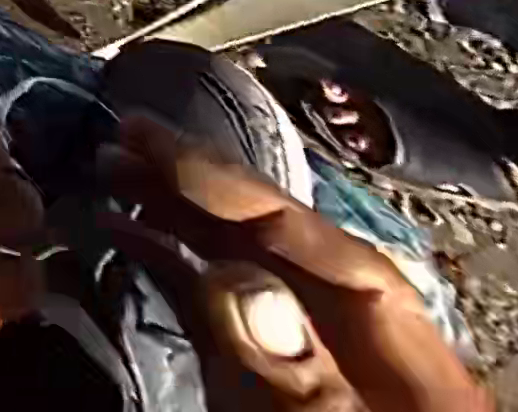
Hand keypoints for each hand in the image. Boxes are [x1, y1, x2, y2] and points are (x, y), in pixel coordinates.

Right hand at [100, 116, 490, 411]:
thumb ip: (297, 382)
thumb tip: (238, 281)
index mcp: (408, 374)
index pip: (333, 255)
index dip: (243, 191)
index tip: (155, 146)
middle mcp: (354, 348)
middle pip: (283, 245)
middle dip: (202, 183)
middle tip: (123, 135)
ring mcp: (300, 353)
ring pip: (240, 256)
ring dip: (173, 204)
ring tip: (108, 166)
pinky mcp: (256, 365)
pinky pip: (209, 289)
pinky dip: (161, 249)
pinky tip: (116, 226)